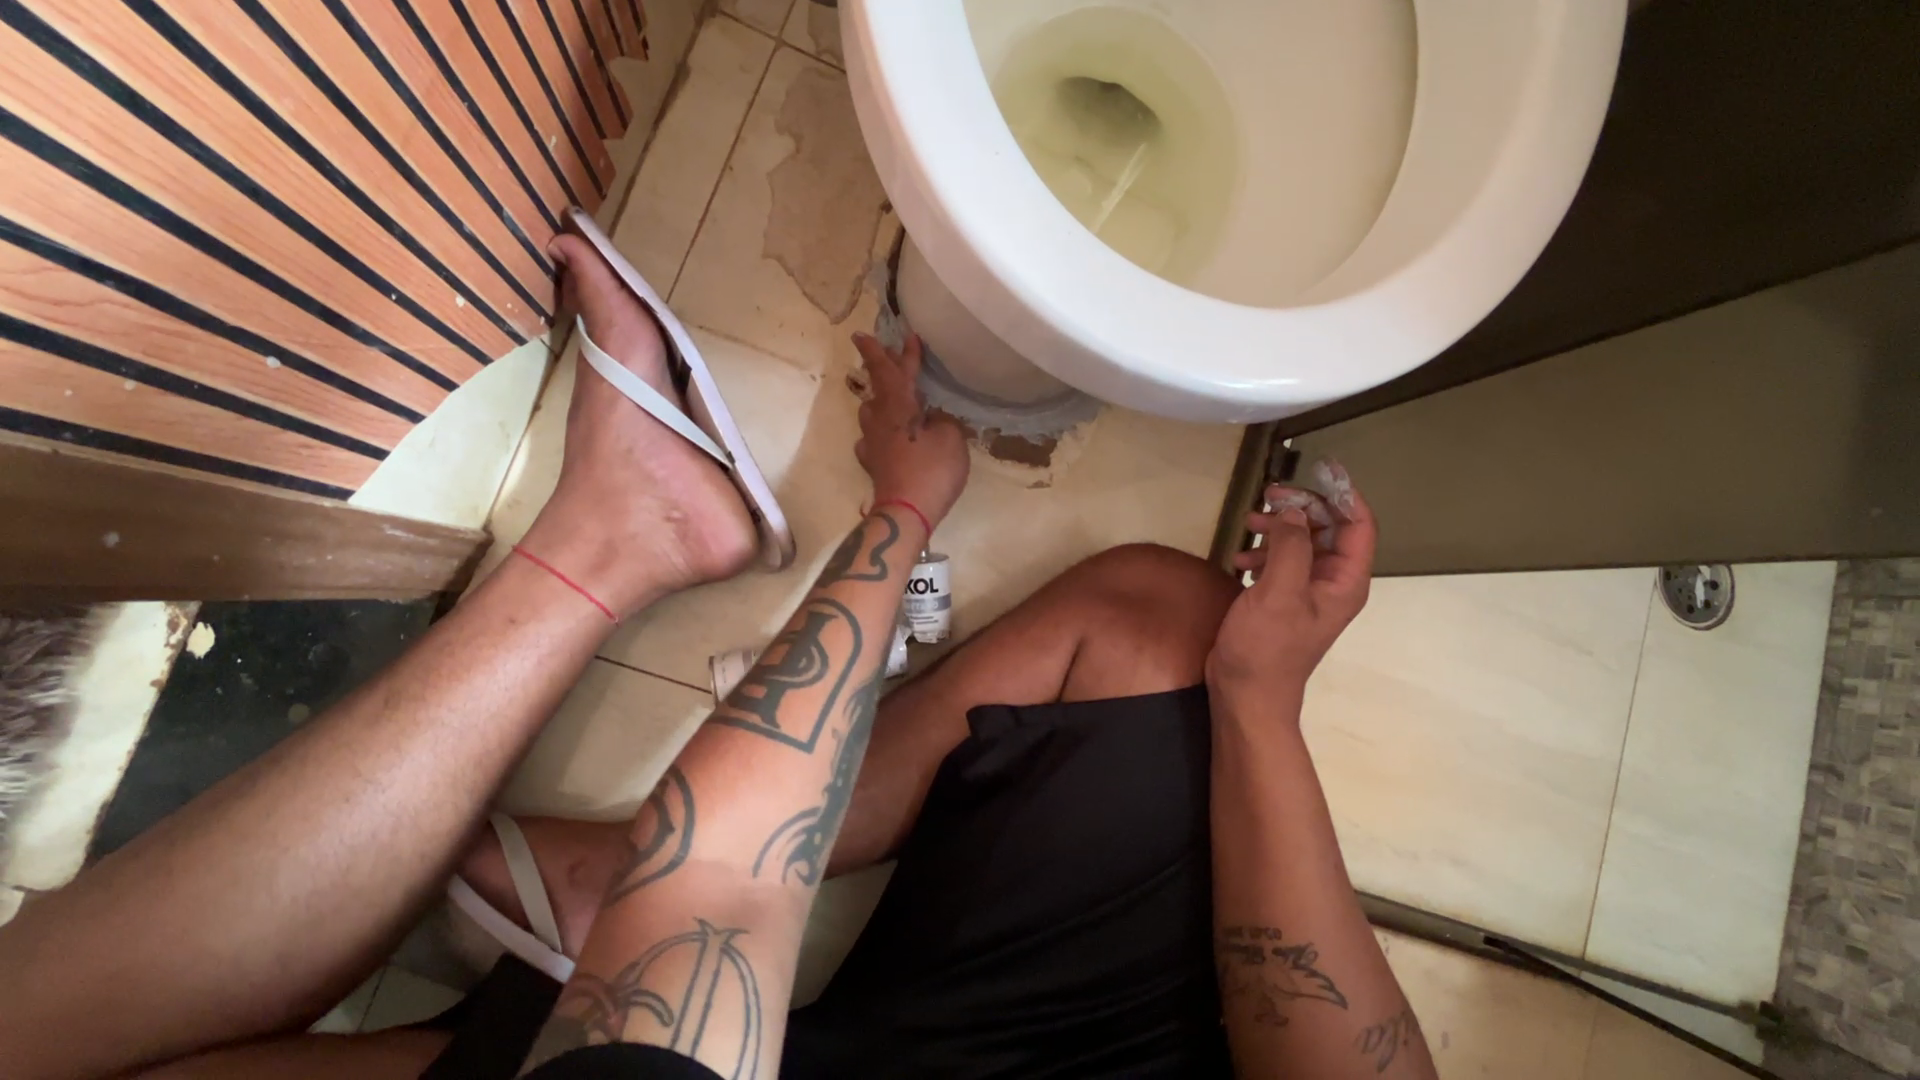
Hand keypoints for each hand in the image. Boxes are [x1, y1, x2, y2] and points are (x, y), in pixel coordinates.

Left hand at [852, 333, 969, 529]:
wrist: (905, 512)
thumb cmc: (932, 470)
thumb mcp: (952, 438)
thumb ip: (944, 421)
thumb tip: (932, 419)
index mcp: (899, 405)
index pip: (894, 368)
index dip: (900, 351)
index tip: (902, 333)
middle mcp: (880, 418)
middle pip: (878, 384)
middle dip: (879, 363)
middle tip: (877, 347)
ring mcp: (872, 442)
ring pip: (871, 411)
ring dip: (878, 397)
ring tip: (888, 394)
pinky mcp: (873, 463)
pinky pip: (872, 438)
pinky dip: (879, 431)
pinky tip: (885, 436)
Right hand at [1206, 463, 1376, 708]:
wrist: (1247, 696)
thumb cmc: (1266, 648)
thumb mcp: (1278, 593)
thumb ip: (1290, 547)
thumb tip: (1293, 510)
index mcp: (1344, 581)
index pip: (1358, 524)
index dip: (1343, 493)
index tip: (1318, 467)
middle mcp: (1332, 583)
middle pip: (1328, 528)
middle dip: (1301, 507)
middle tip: (1267, 495)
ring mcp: (1307, 593)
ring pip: (1302, 542)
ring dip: (1278, 528)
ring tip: (1247, 525)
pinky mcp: (1283, 601)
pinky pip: (1282, 562)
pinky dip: (1264, 551)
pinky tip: (1240, 557)